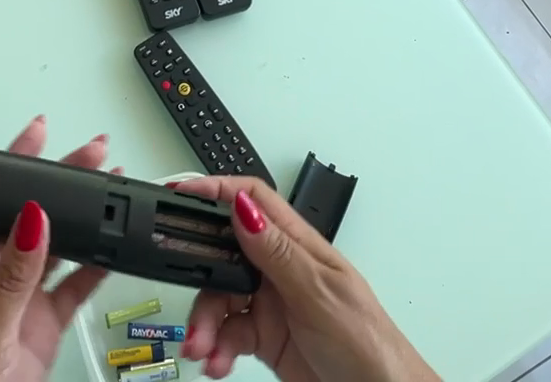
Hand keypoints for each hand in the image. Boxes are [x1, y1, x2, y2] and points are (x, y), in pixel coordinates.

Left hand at [0, 116, 112, 381]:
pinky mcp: (46, 321)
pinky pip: (77, 283)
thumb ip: (14, 273)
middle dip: (66, 178)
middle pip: (40, 211)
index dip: (21, 159)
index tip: (41, 128)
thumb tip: (33, 215)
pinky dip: (97, 263)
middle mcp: (4, 270)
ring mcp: (27, 296)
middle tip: (96, 152)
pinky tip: (113, 248)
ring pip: (62, 241)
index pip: (2, 196)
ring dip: (85, 215)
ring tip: (111, 187)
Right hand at [175, 177, 438, 381]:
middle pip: (223, 253)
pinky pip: (226, 332)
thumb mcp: (320, 293)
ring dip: (205, 322)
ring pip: (220, 296)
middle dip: (199, 274)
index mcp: (297, 244)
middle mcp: (280, 267)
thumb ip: (278, 252)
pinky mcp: (264, 336)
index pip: (252, 200)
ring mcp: (271, 301)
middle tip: (188, 297)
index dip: (217, 189)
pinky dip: (215, 346)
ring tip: (203, 348)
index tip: (181, 191)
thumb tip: (242, 207)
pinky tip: (215, 361)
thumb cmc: (368, 343)